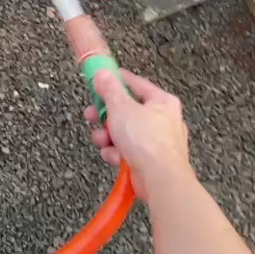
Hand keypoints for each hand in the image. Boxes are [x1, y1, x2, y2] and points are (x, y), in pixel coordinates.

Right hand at [86, 70, 191, 198]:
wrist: (160, 180)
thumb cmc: (147, 141)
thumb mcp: (121, 107)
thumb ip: (109, 89)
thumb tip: (102, 74)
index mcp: (161, 102)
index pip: (134, 83)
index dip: (114, 81)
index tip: (97, 80)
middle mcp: (162, 119)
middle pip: (125, 110)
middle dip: (104, 116)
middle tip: (91, 115)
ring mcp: (156, 141)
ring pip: (122, 131)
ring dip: (107, 137)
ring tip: (104, 141)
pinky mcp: (150, 159)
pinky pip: (126, 149)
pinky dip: (116, 153)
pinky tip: (116, 157)